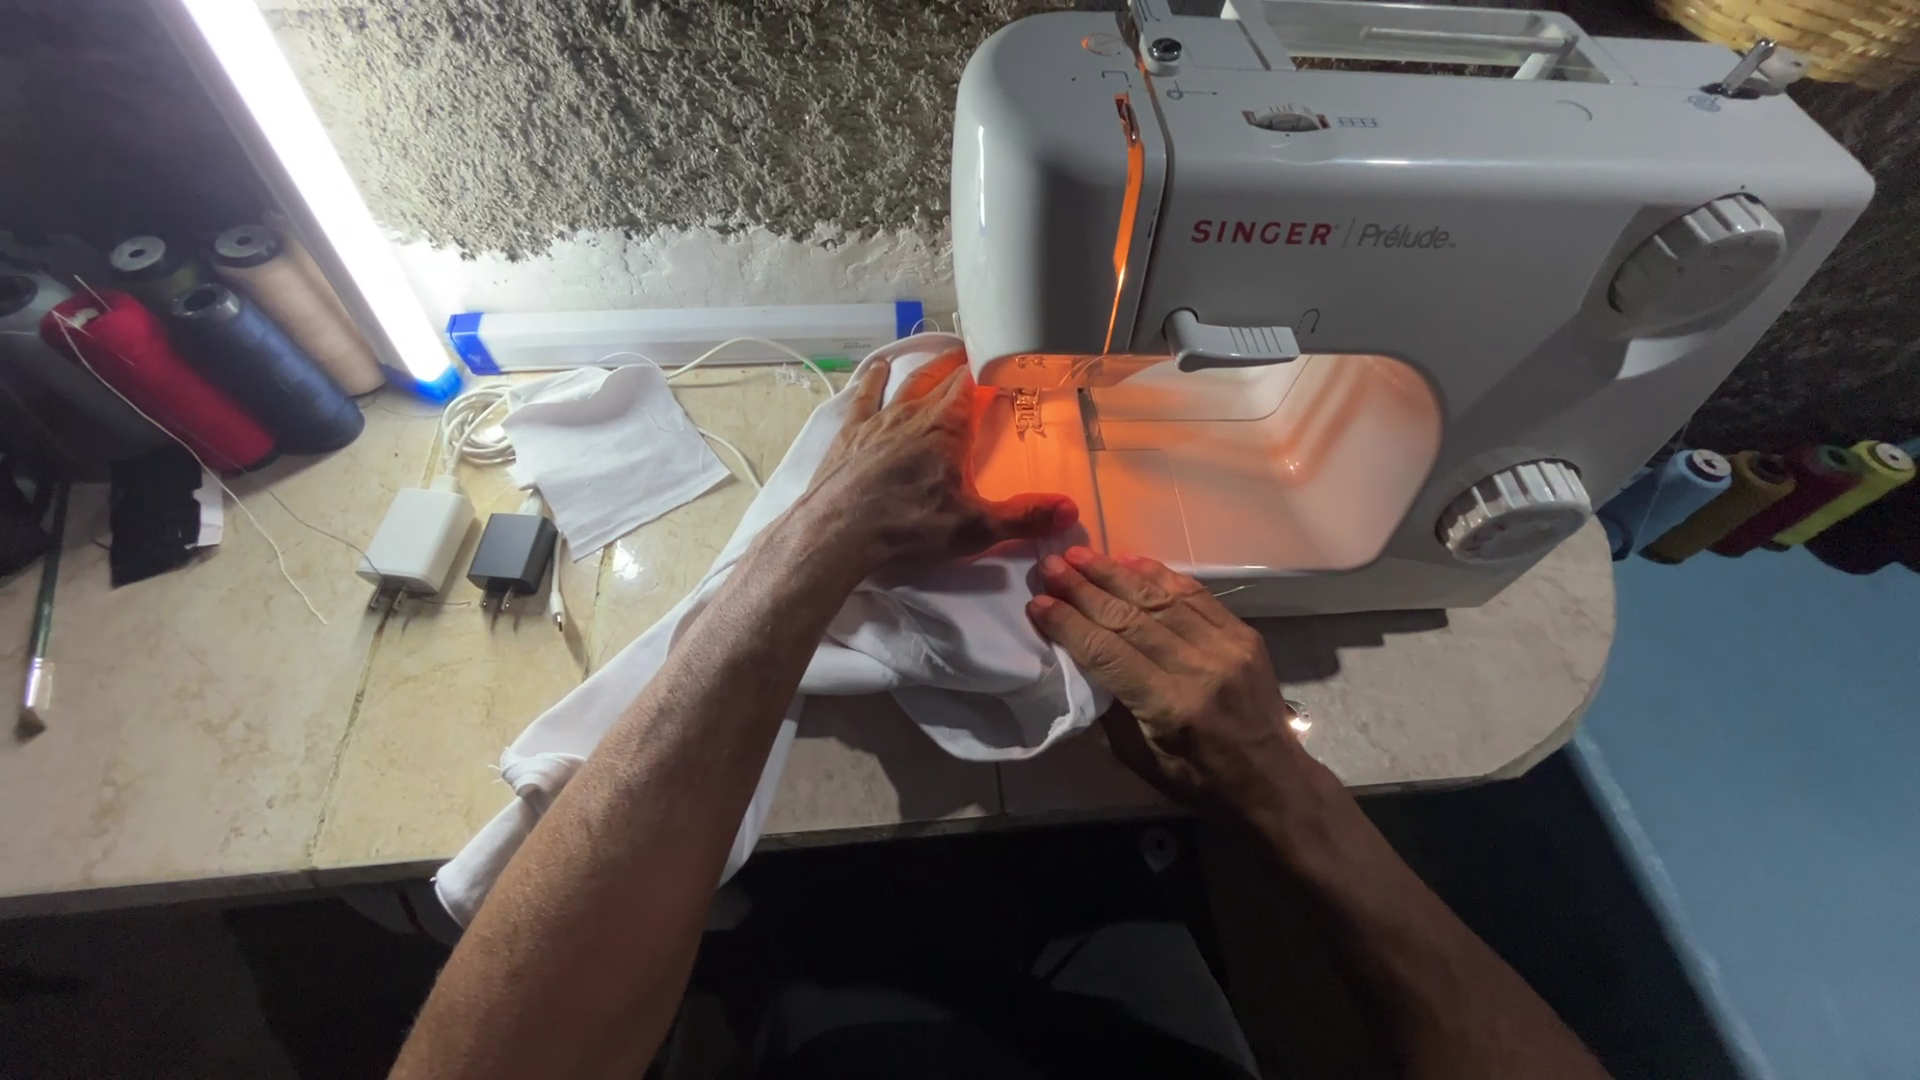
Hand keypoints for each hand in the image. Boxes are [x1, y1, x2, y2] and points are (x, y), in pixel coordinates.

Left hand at [796, 350, 1077, 572]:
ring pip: (905, 382)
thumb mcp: (975, 528)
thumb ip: (1024, 517)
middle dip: (960, 366)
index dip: (988, 372)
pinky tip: (877, 369)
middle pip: (940, 376)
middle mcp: (913, 412)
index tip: (1001, 368)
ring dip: (923, 368)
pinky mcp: (849, 432)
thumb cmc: (909, 526)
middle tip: (973, 357)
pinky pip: (864, 396)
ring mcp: (878, 419)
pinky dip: (873, 380)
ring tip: (937, 358)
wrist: (839, 532)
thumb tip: (1069, 509)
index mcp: (948, 427)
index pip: (973, 383)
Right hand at [1027, 546, 1305, 812]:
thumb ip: (1111, 706)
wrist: (1273, 780)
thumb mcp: (1140, 757)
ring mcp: (1224, 646)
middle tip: (1051, 566)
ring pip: (1159, 598)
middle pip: (1129, 618)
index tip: (1038, 602)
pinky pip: (1194, 593)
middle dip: (1084, 589)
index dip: (1069, 624)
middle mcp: (1198, 668)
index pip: (1107, 652)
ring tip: (1080, 556)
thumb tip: (1081, 660)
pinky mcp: (1242, 633)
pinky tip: (1129, 560)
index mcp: (1170, 706)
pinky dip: (1158, 574)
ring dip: (1114, 573)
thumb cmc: (1197, 779)